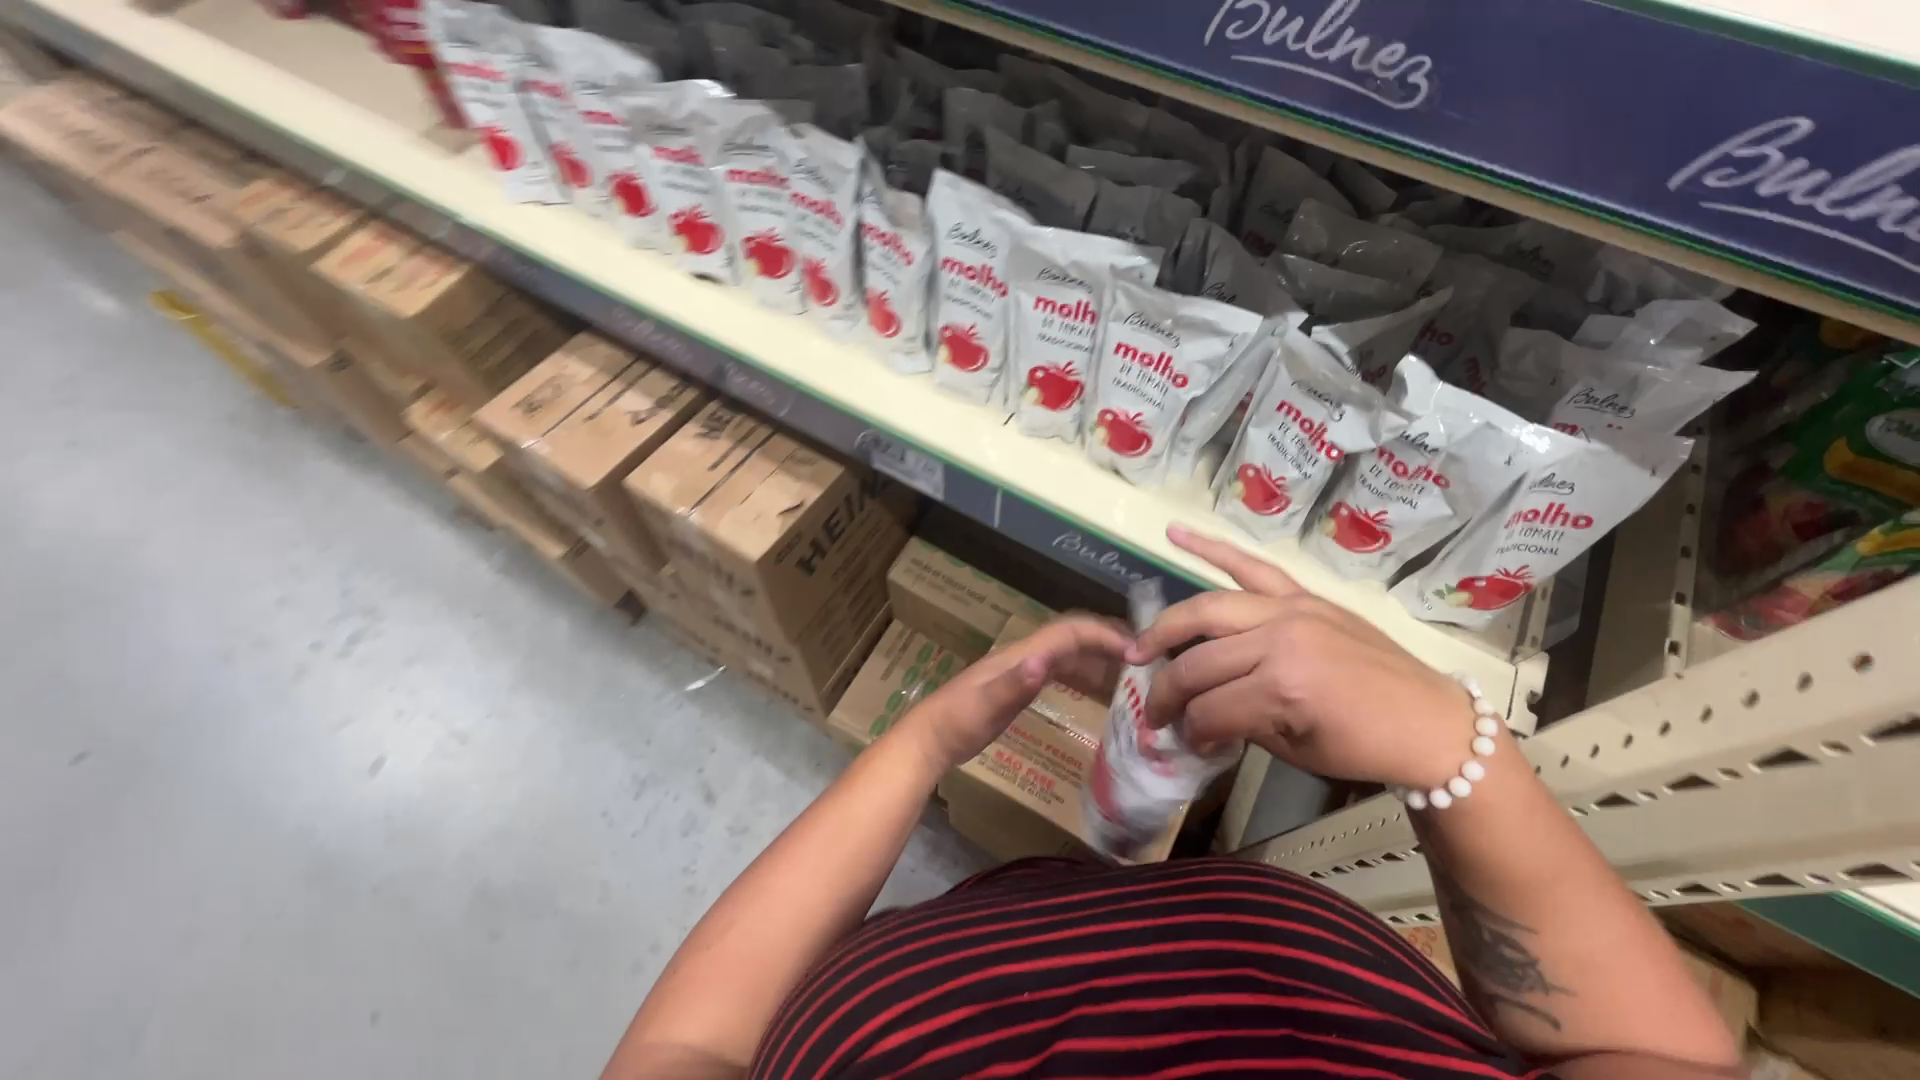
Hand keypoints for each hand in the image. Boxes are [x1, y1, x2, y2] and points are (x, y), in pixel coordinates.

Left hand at [898, 615, 1131, 771]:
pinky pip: (1061, 671)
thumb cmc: (957, 723)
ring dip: (1100, 656)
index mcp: (1021, 655)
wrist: (929, 739)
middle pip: (1073, 636)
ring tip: (1131, 671)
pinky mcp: (1021, 686)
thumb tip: (1044, 663)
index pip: (1069, 633)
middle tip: (1144, 656)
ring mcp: (1023, 670)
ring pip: (1069, 652)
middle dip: (1108, 639)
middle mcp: (1026, 656)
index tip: (1136, 650)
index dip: (1103, 635)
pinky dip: (1084, 674)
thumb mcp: (985, 707)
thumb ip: (1014, 685)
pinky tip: (1098, 690)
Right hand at [1127, 526, 1480, 789]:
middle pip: (1199, 660)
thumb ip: (1239, 726)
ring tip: (1140, 647)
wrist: (1431, 723)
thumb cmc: (1364, 747)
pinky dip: (1213, 548)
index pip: (1208, 708)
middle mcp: (1281, 640)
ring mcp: (1293, 610)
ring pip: (1210, 609)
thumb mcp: (1295, 749)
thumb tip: (1195, 724)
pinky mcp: (1305, 595)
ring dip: (1167, 627)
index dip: (1187, 730)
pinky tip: (1175, 533)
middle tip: (1151, 707)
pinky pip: (1253, 566)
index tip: (1180, 741)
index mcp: (1283, 689)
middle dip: (1167, 688)